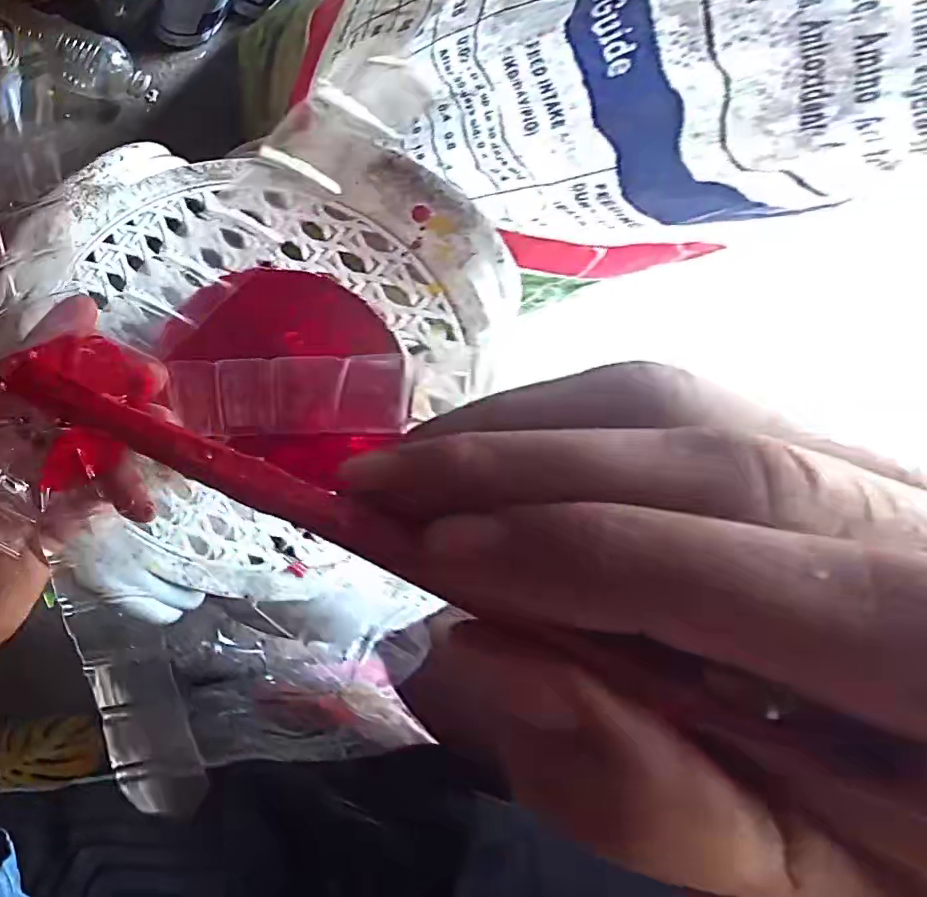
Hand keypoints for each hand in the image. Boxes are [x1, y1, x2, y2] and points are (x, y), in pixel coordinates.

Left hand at [0, 296, 163, 654]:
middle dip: (104, 386)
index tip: (86, 316)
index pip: (11, 380)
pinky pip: (88, 503)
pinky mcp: (55, 525)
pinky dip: (114, 495)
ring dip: (123, 440)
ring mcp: (36, 486)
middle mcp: (7, 449)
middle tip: (148, 376)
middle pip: (61, 406)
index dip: (47, 347)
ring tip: (162, 434)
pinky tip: (140, 498)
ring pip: (85, 449)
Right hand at [337, 362, 926, 896]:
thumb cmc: (878, 843)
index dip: (573, 556)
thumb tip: (490, 657)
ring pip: (667, 402)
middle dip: (504, 466)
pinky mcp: (799, 431)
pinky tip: (469, 454)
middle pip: (709, 459)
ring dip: (503, 428)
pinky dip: (531, 416)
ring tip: (402, 467)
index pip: (758, 587)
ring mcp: (879, 466)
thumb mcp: (778, 871)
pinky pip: (650, 396)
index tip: (429, 553)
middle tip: (370, 484)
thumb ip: (646, 796)